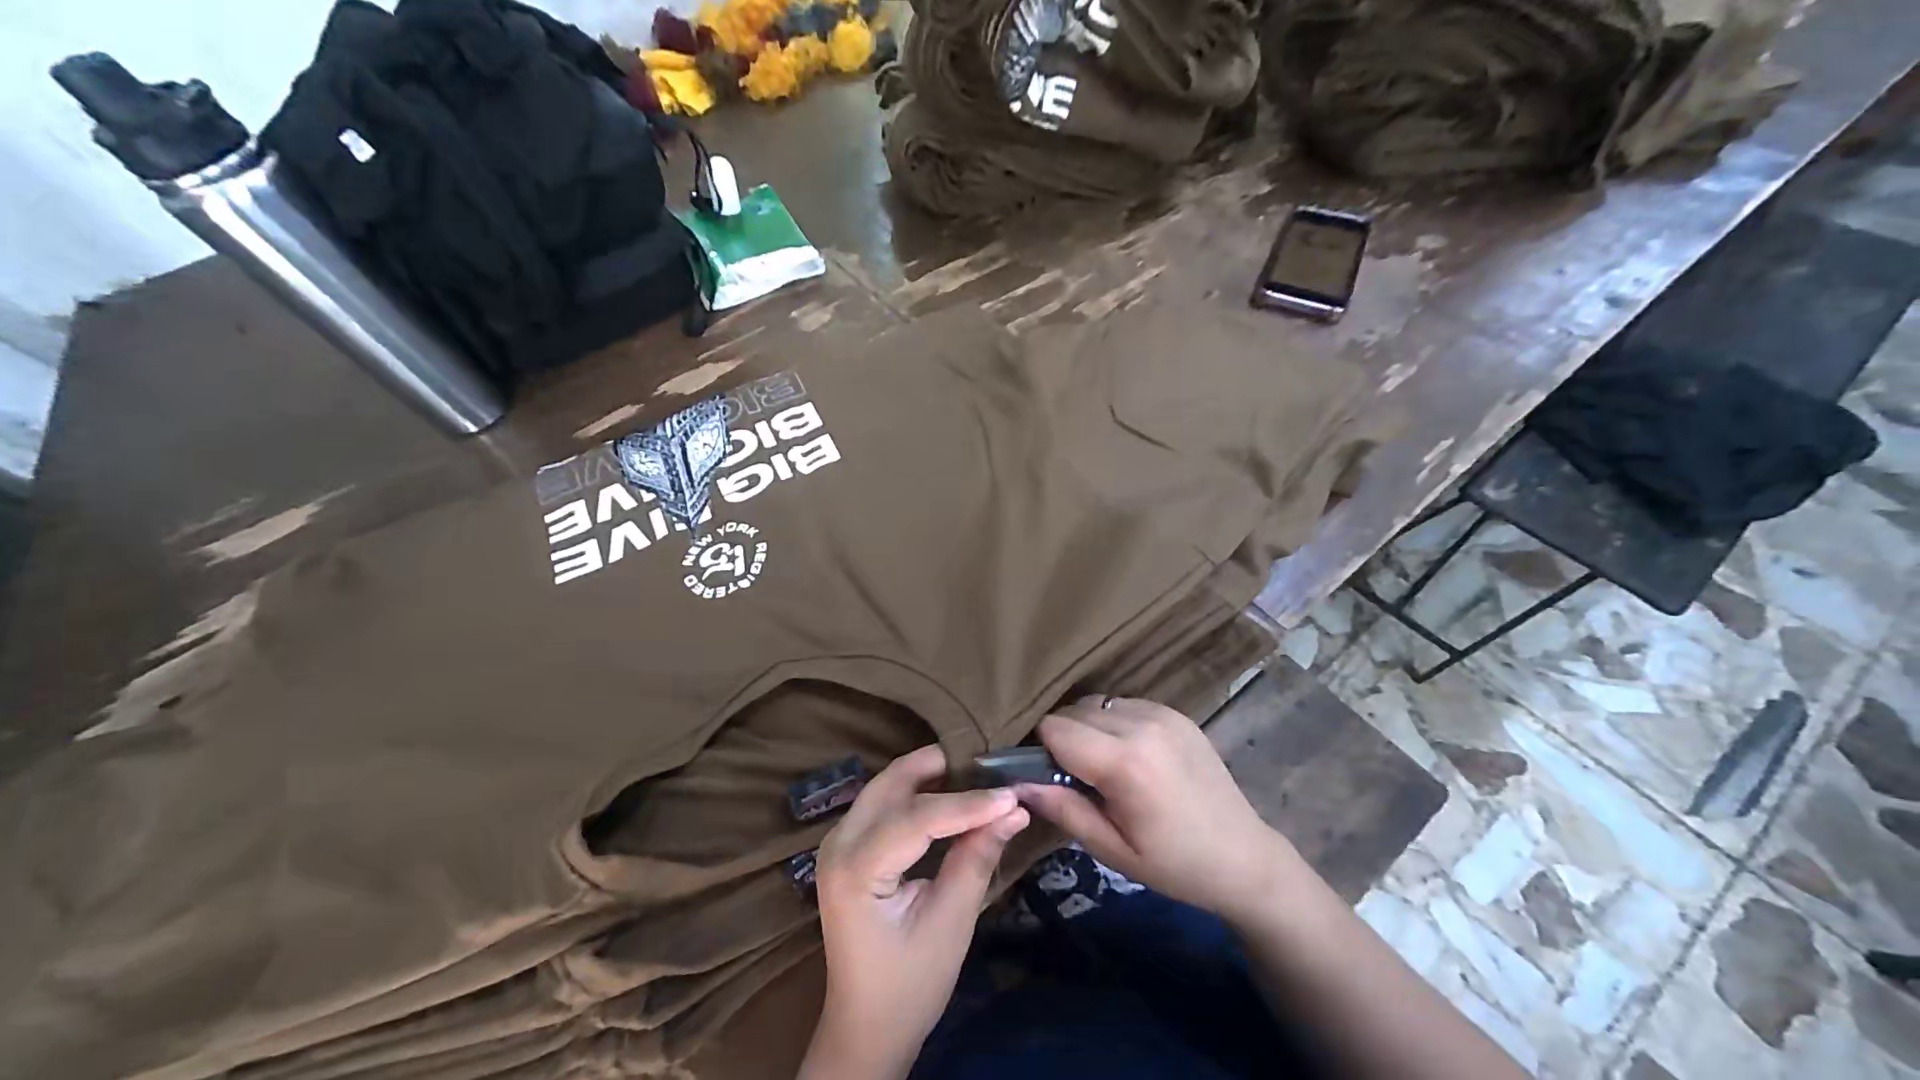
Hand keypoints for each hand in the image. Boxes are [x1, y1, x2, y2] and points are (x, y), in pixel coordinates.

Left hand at [799, 745, 1028, 1079]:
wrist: (866, 1024)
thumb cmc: (909, 984)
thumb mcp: (950, 924)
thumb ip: (977, 859)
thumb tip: (1015, 810)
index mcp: (855, 870)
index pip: (917, 817)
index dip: (968, 802)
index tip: (1012, 794)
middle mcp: (838, 843)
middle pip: (893, 782)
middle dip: (943, 767)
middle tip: (993, 766)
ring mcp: (838, 840)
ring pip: (887, 784)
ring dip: (931, 773)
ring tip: (978, 773)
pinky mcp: (848, 845)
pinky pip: (884, 800)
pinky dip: (918, 790)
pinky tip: (951, 791)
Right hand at [1017, 696, 1294, 923]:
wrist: (1245, 857)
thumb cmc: (1174, 864)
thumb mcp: (1111, 849)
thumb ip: (1061, 809)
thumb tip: (1015, 784)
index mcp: (1125, 762)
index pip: (1054, 728)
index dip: (1041, 751)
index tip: (1048, 778)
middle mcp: (1142, 724)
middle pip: (1072, 711)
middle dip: (1063, 739)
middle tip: (1076, 779)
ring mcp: (1163, 713)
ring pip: (1096, 704)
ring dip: (1087, 728)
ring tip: (1103, 766)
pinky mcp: (1176, 712)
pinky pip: (1123, 704)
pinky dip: (1112, 723)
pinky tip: (1129, 755)